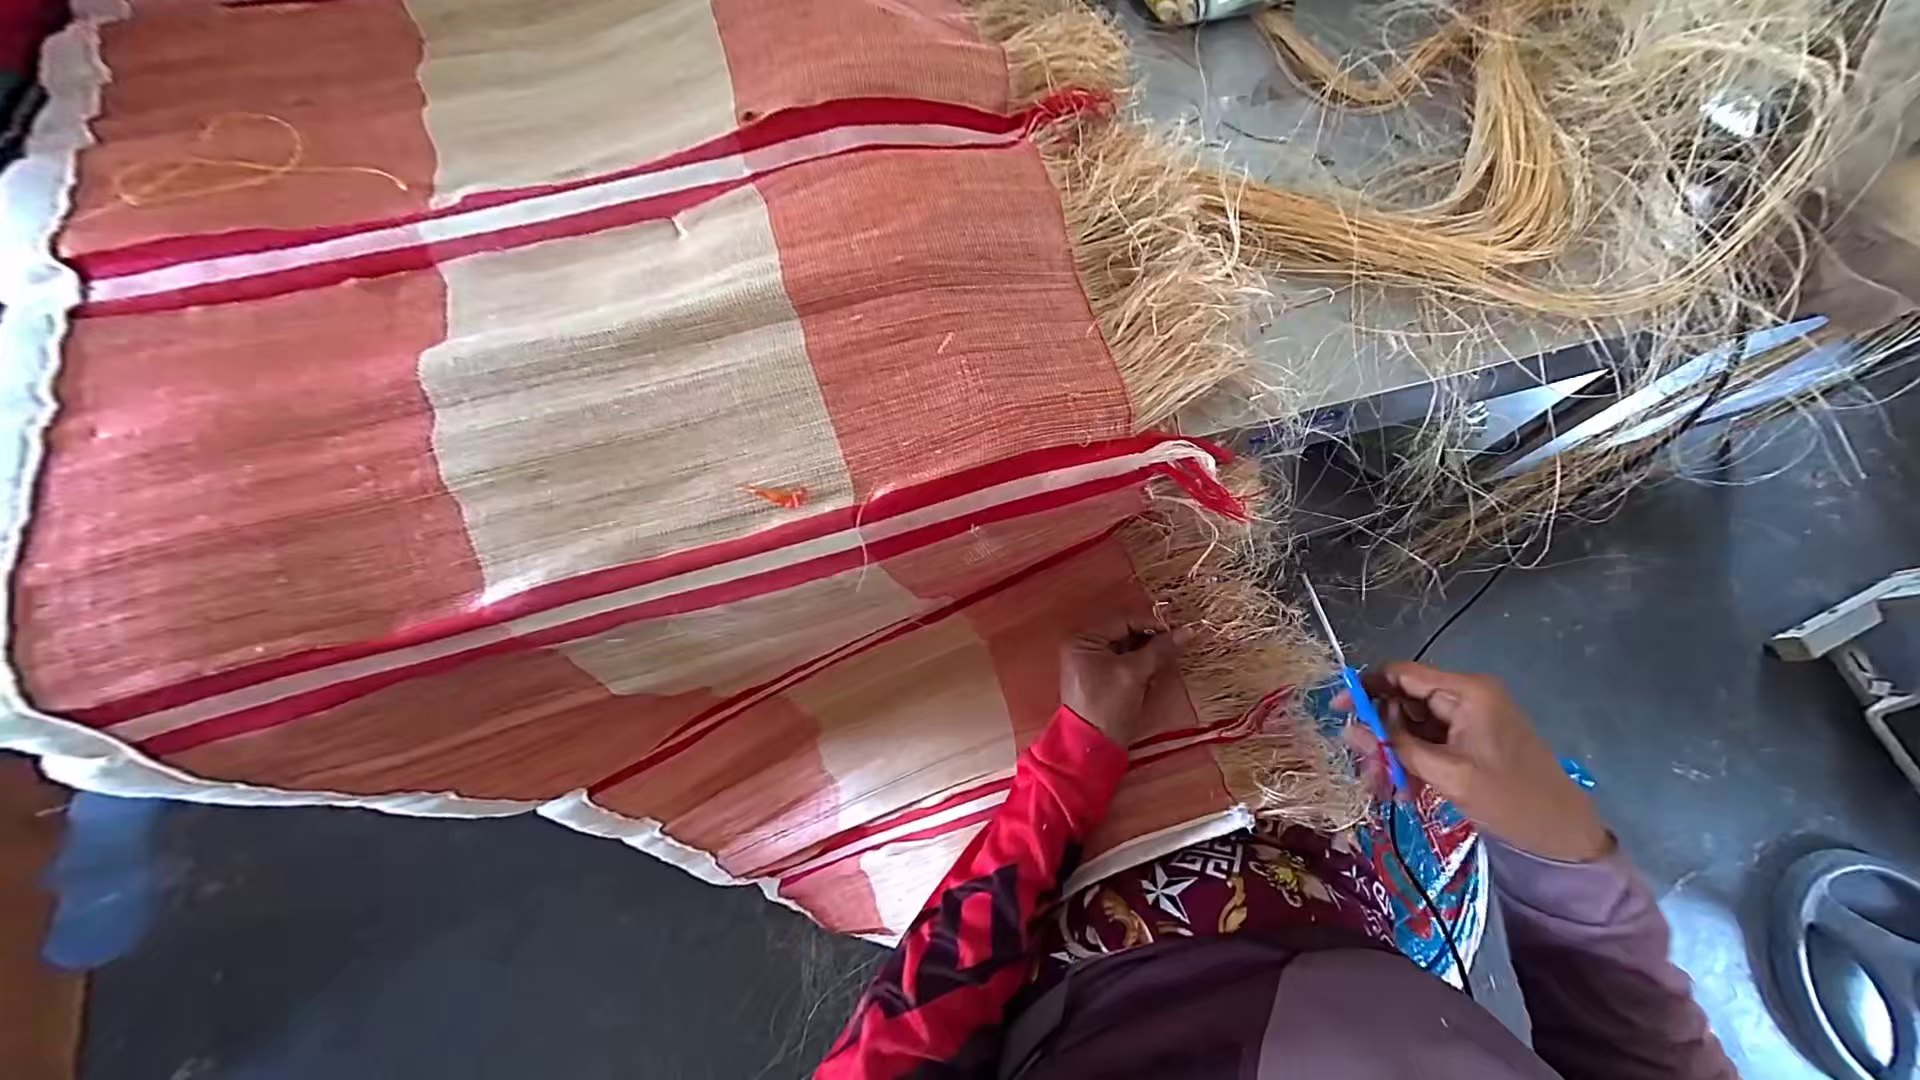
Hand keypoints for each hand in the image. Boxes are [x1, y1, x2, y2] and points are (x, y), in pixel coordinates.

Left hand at [1059, 618, 1191, 746]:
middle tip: (1178, 642)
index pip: (1122, 621)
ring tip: (1169, 657)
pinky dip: (1141, 666)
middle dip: (1151, 639)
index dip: (1151, 623)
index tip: (1179, 629)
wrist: (1093, 746)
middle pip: (1125, 633)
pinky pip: (1125, 663)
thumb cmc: (1108, 705)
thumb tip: (1187, 631)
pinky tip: (1156, 671)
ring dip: (1148, 653)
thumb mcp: (1134, 673)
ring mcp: (1091, 663)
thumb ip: (1159, 650)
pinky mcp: (1101, 679)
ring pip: (1127, 649)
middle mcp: (1084, 646)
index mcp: (1083, 639)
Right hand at [1356, 661, 1612, 862]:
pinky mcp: (1465, 738)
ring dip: (1391, 753)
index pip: (1400, 674)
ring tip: (1386, 787)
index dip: (1365, 688)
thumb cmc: (1511, 800)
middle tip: (1368, 767)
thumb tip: (1349, 727)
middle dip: (1379, 733)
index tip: (1339, 712)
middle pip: (1400, 701)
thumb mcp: (1445, 772)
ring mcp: (1465, 717)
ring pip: (1406, 724)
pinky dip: (1408, 761)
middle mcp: (1464, 697)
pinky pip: (1422, 740)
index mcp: (1467, 692)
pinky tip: (1404, 789)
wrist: (1564, 839)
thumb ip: (1395, 744)